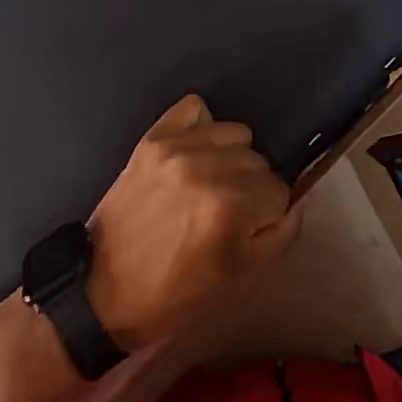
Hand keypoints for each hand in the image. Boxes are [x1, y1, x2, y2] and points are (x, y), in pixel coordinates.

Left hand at [86, 95, 303, 349]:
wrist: (101, 292)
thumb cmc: (176, 293)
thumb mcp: (242, 279)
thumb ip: (282, 234)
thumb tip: (299, 199)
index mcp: (231, 207)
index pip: (280, 191)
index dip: (267, 215)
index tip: (246, 232)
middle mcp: (207, 169)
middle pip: (260, 162)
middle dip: (252, 190)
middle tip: (226, 216)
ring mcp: (176, 149)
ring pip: (236, 135)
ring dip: (231, 158)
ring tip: (209, 184)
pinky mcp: (152, 139)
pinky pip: (194, 108)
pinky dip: (202, 126)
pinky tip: (195, 154)